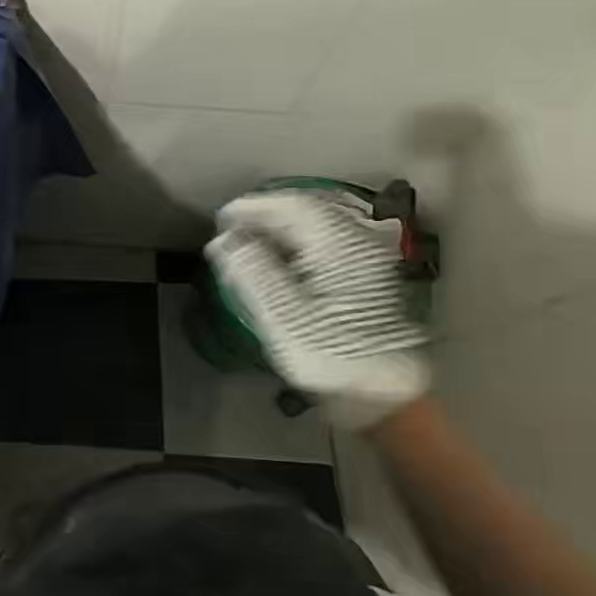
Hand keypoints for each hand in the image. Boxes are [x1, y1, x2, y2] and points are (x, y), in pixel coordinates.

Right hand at [205, 188, 429, 429]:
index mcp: (337, 247)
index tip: (221, 219)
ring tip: (244, 240)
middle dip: (264, 214)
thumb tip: (223, 241)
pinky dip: (293, 240)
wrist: (375, 388)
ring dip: (278, 226)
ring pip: (316, 225)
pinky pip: (323, 241)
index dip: (253, 207)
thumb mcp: (280, 313)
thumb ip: (250, 270)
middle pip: (307, 211)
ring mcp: (363, 258)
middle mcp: (356, 244)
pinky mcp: (361, 274)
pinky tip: (273, 255)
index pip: (292, 207)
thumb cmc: (326, 351)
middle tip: (228, 228)